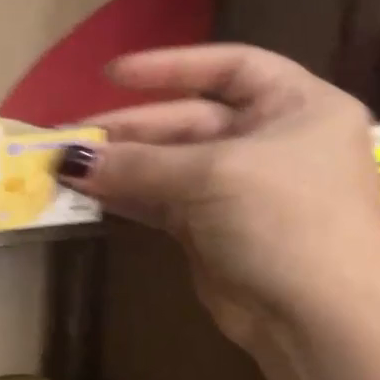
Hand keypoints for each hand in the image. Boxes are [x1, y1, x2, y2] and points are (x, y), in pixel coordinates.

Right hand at [57, 44, 379, 352]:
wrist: (314, 312)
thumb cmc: (285, 220)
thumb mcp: (214, 176)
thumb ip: (139, 164)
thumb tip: (69, 160)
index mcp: (296, 107)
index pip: (230, 68)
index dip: (172, 67)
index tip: (112, 75)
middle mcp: (267, 141)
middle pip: (187, 121)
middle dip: (129, 130)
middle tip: (70, 140)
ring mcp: (237, 188)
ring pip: (166, 165)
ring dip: (118, 166)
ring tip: (66, 169)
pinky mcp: (209, 229)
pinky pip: (158, 201)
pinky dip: (124, 197)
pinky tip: (87, 194)